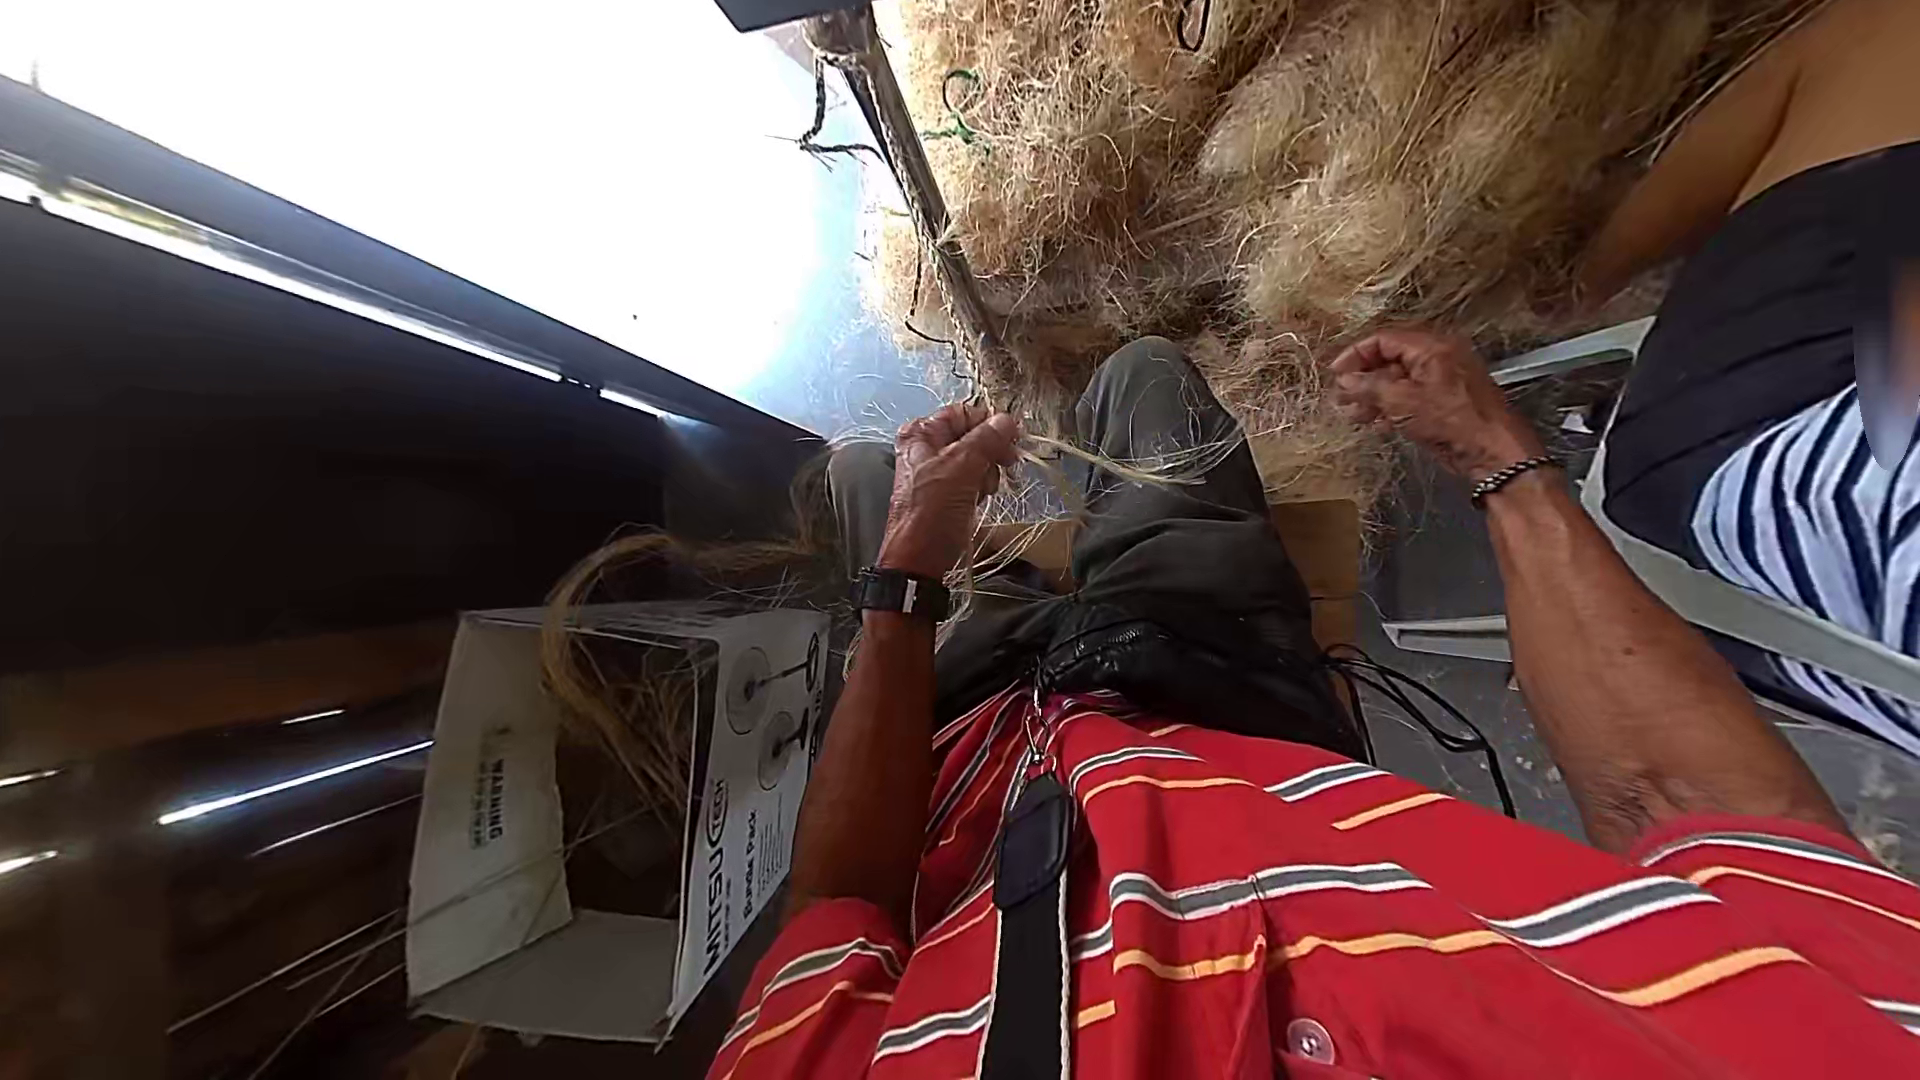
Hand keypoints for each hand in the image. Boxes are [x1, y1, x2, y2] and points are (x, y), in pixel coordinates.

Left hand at [876, 404, 1021, 578]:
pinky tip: (978, 500)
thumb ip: (985, 440)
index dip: (990, 423)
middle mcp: (926, 448)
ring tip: (982, 491)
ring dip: (987, 473)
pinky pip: (973, 480)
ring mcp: (937, 473)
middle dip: (989, 452)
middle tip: (1003, 466)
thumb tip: (1008, 419)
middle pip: (973, 436)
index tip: (1012, 439)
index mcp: (921, 434)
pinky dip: (980, 488)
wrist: (919, 562)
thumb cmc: (933, 513)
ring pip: (977, 460)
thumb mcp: (960, 469)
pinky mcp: (947, 495)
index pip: (964, 412)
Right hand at [1332, 328, 1544, 480]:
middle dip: (1361, 377)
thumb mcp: (1401, 400)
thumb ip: (1368, 386)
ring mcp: (1440, 379)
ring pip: (1395, 379)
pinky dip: (1386, 405)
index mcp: (1432, 348)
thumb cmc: (1450, 420)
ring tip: (1353, 413)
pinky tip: (1373, 421)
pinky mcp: (1440, 400)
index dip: (1355, 354)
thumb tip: (1344, 380)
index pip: (1383, 339)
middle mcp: (1437, 357)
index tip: (1335, 374)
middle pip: (1388, 358)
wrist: (1490, 450)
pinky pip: (1406, 395)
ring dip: (1370, 395)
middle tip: (1341, 396)